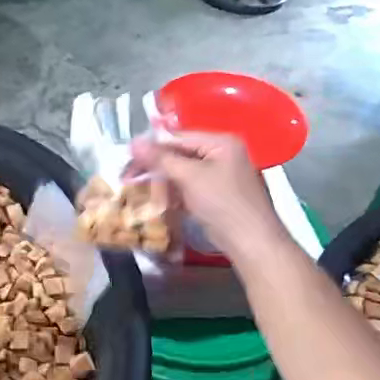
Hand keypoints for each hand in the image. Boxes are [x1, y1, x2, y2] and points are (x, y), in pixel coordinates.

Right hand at [130, 131, 285, 257]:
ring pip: (185, 173)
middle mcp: (224, 155)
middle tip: (128, 178)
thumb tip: (134, 142)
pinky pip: (192, 188)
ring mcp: (223, 177)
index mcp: (222, 142)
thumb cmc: (222, 203)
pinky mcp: (219, 197)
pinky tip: (159, 202)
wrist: (252, 242)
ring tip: (139, 190)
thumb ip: (161, 158)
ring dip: (163, 181)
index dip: (152, 147)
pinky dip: (176, 194)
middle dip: (156, 166)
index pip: (179, 137)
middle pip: (181, 154)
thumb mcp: (189, 177)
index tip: (127, 159)